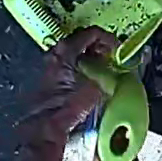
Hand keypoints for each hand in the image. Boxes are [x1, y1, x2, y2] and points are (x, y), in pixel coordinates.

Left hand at [16, 26, 118, 147]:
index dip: (108, 39)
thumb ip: (106, 74)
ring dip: (91, 57)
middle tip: (112, 56)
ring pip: (76, 53)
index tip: (117, 48)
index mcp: (65, 50)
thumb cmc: (63, 107)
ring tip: (104, 68)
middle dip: (99, 47)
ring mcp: (51, 65)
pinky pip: (70, 65)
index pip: (91, 33)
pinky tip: (91, 79)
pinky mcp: (50, 78)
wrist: (44, 127)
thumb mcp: (95, 88)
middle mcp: (55, 54)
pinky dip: (82, 67)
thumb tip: (115, 73)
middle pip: (82, 40)